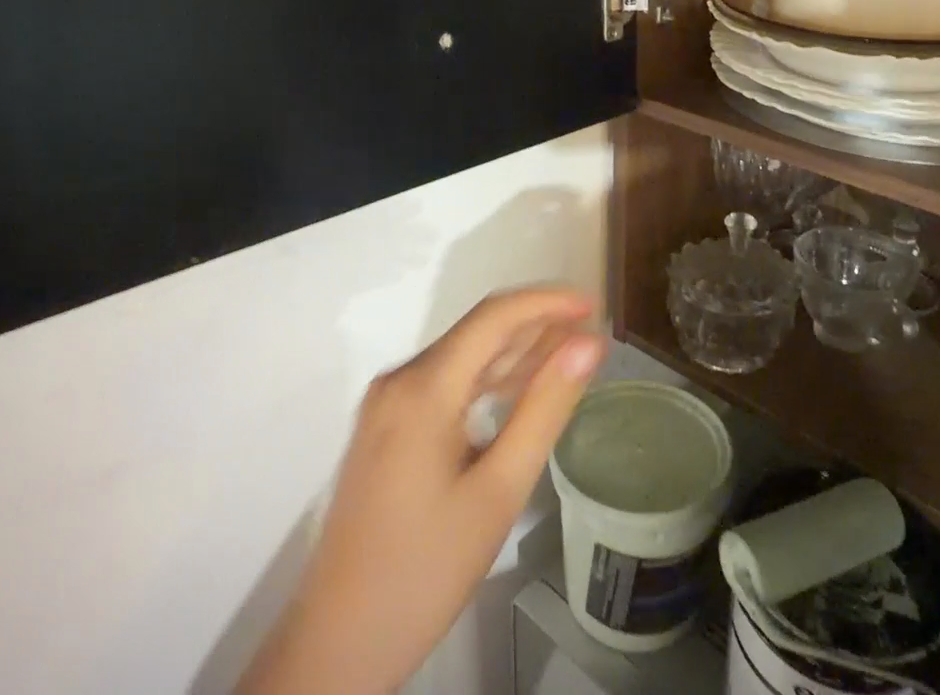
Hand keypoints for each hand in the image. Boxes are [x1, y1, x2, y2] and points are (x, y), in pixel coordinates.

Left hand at [240, 290, 604, 694]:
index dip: (547, 303)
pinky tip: (523, 390)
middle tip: (595, 336)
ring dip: (515, 354)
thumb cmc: (428, 567)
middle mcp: (398, 382)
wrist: (343, 636)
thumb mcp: (500, 488)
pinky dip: (487, 383)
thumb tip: (588, 344)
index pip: (494, 317)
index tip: (596, 305)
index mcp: (423, 388)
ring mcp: (387, 406)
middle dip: (537, 327)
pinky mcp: (386, 430)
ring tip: (573, 356)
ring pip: (461, 360)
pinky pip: (444, 387)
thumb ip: (545, 408)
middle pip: (476, 334)